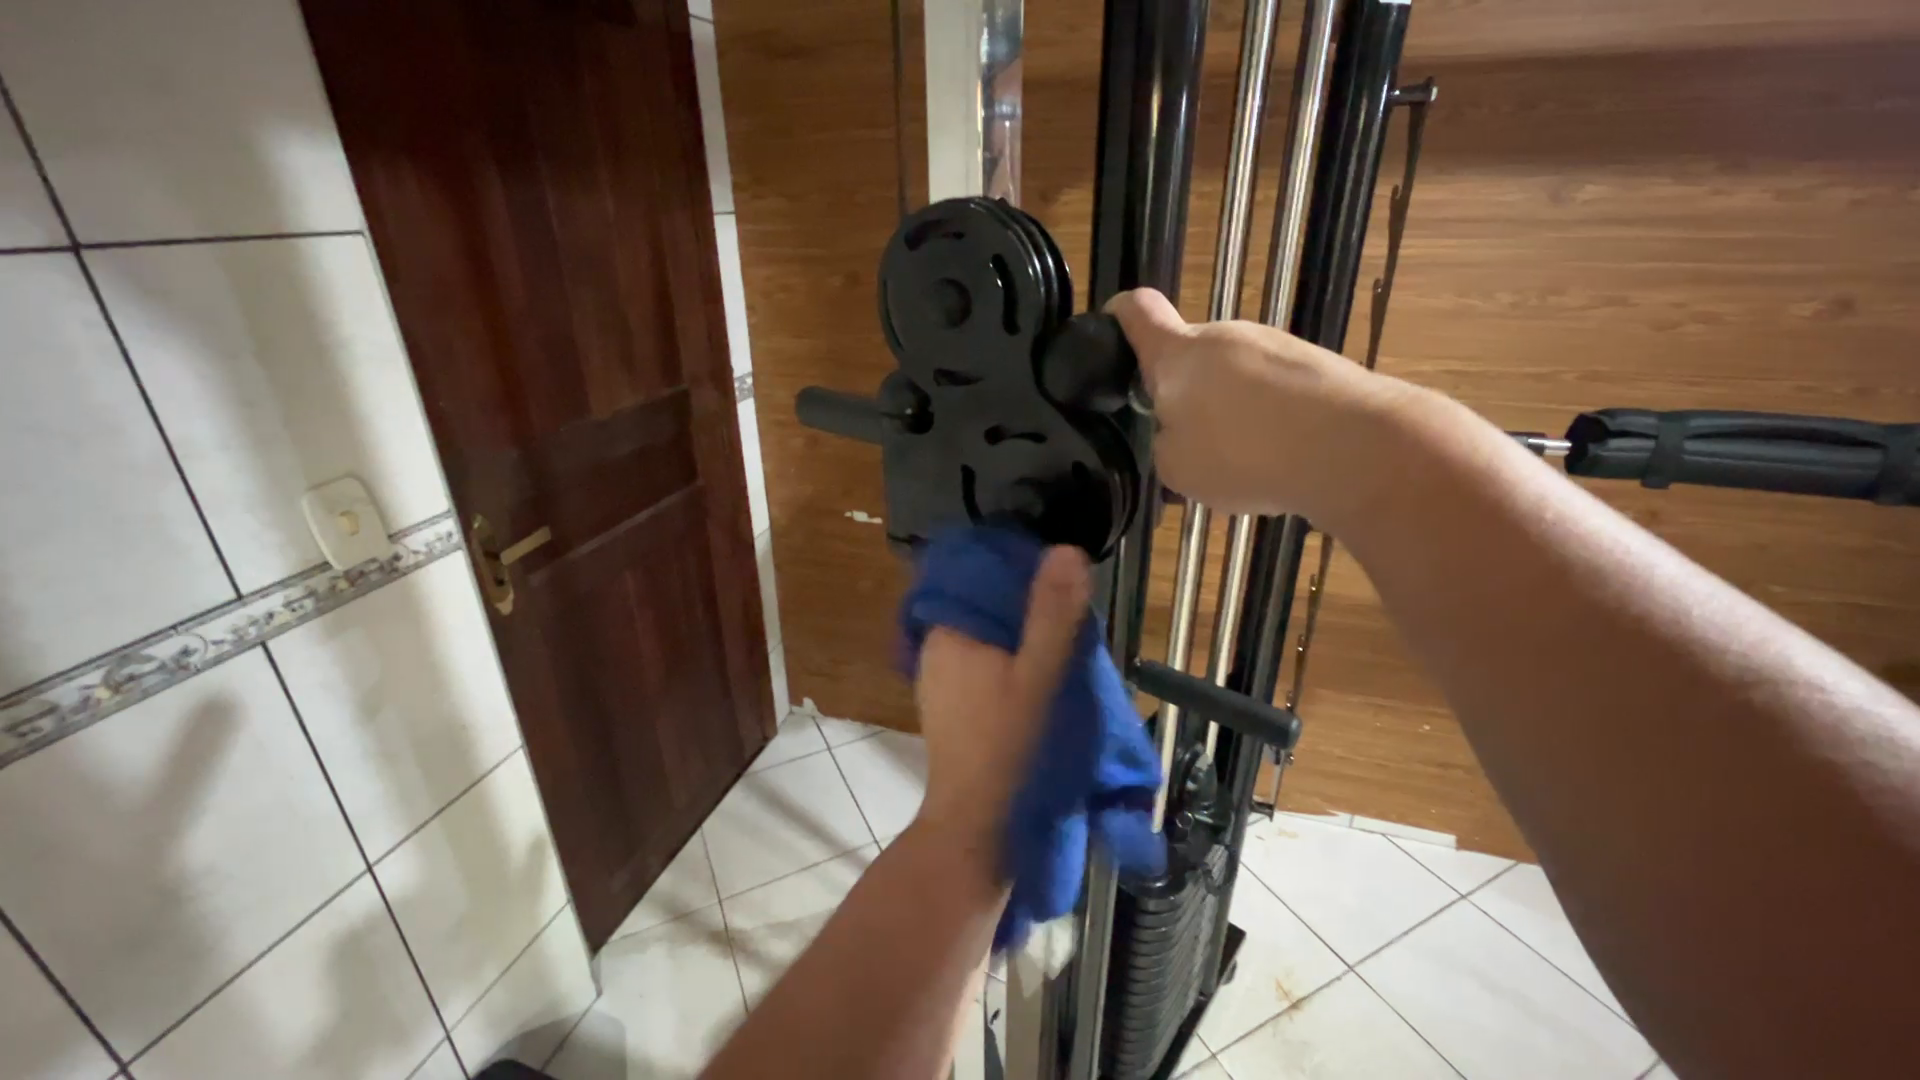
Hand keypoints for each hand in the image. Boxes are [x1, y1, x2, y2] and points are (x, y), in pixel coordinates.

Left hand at [913, 546, 1091, 860]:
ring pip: (987, 639)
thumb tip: (1065, 549)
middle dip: (1027, 607)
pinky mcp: (951, 707)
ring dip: (1022, 637)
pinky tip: (1040, 678)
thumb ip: (1052, 614)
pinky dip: (1011, 663)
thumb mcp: (1038, 675)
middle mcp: (935, 649)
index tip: (1060, 577)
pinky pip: (984, 666)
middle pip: (986, 608)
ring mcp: (940, 680)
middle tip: (1072, 614)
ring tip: (1064, 644)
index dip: (1021, 571)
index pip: (981, 576)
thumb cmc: (1006, 746)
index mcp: (948, 632)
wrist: (975, 824)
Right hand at [1106, 287, 1415, 527]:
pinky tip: (1282, 457)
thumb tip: (1178, 431)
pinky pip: (1275, 389)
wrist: (1355, 448)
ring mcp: (1275, 344)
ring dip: (1229, 409)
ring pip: (1233, 375)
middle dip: (1182, 394)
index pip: (1136, 311)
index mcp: (1178, 355)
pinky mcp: (1316, 363)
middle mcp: (1224, 335)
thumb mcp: (1175, 467)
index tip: (1109, 335)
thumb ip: (1163, 441)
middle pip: (1188, 356)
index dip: (1117, 318)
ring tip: (1245, 462)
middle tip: (1189, 447)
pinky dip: (1269, 418)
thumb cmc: (1246, 454)